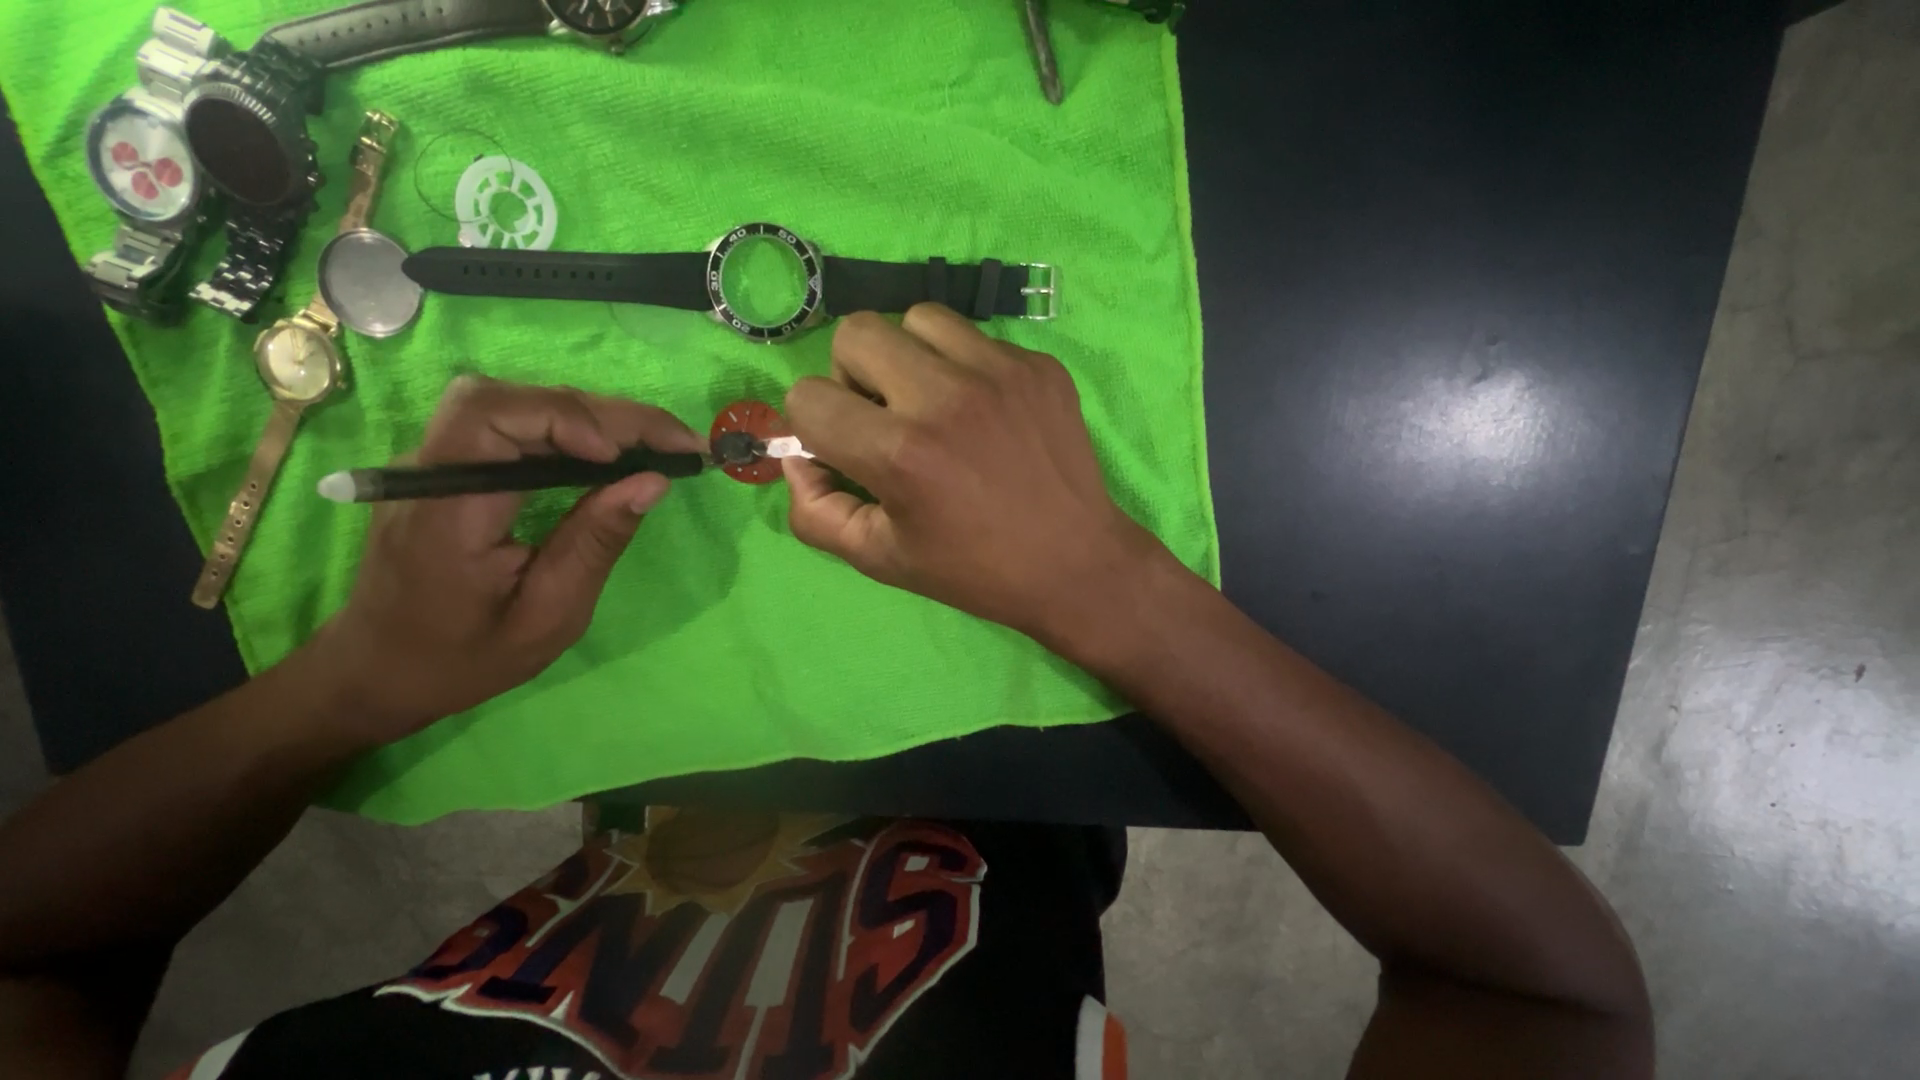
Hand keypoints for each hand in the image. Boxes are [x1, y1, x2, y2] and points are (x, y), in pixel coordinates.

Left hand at [308, 376, 703, 742]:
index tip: (626, 457)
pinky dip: (568, 431)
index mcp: (447, 510)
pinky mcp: (448, 471)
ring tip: (651, 449)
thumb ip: (595, 545)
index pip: (490, 416)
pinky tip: (607, 457)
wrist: (378, 672)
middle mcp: (430, 472)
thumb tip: (652, 482)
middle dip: (604, 415)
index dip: (566, 417)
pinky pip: (510, 427)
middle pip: (513, 400)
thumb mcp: (547, 618)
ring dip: (589, 419)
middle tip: (676, 445)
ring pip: (514, 404)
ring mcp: (433, 466)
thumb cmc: (464, 659)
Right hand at [783, 304, 1175, 647]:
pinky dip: (963, 367)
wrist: (1075, 564)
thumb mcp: (879, 558)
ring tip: (933, 403)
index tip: (847, 451)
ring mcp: (999, 372)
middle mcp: (945, 397)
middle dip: (853, 376)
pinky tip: (985, 413)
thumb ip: (814, 510)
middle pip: (855, 333)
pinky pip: (974, 337)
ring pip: (917, 318)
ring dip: (908, 356)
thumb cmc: (972, 570)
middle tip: (885, 418)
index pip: (808, 397)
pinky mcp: (1038, 365)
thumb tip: (796, 457)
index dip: (815, 427)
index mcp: (900, 453)